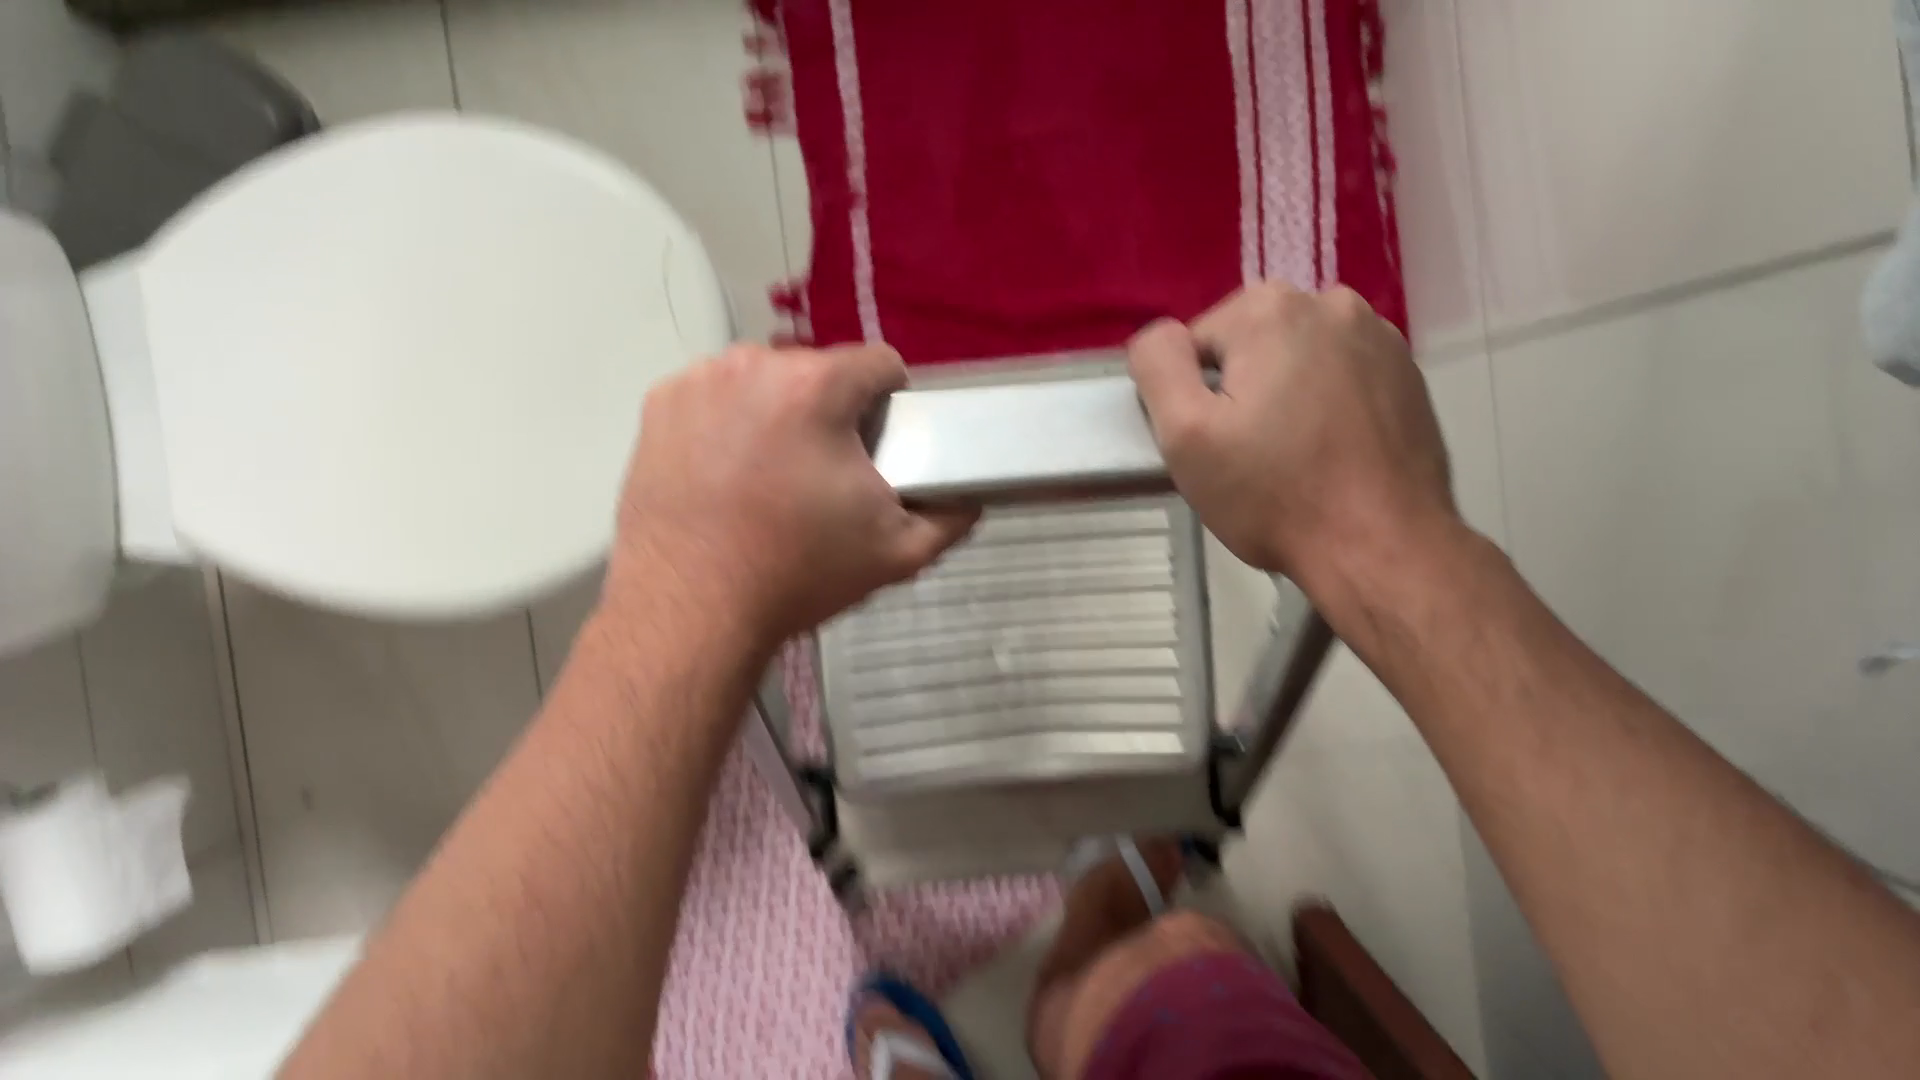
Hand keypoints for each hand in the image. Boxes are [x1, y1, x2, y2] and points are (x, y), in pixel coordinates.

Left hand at [606, 343, 976, 646]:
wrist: (691, 611)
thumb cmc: (798, 574)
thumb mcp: (897, 554)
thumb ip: (950, 517)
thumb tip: (969, 498)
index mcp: (817, 387)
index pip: (880, 363)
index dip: (893, 403)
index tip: (883, 446)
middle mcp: (754, 365)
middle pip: (818, 370)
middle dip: (832, 409)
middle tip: (826, 473)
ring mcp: (699, 382)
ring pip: (764, 380)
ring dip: (779, 410)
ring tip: (773, 474)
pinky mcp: (659, 405)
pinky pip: (715, 396)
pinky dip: (728, 421)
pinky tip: (726, 471)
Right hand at [1128, 284, 1456, 584]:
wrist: (1381, 549)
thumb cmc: (1274, 495)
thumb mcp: (1185, 434)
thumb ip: (1157, 365)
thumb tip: (1159, 337)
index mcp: (1269, 309)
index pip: (1195, 346)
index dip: (1193, 399)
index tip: (1215, 445)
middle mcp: (1331, 304)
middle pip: (1247, 348)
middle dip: (1239, 394)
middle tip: (1248, 457)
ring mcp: (1379, 337)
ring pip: (1294, 362)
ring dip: (1282, 399)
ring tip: (1292, 460)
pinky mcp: (1407, 375)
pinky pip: (1339, 380)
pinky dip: (1325, 409)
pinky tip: (1329, 456)